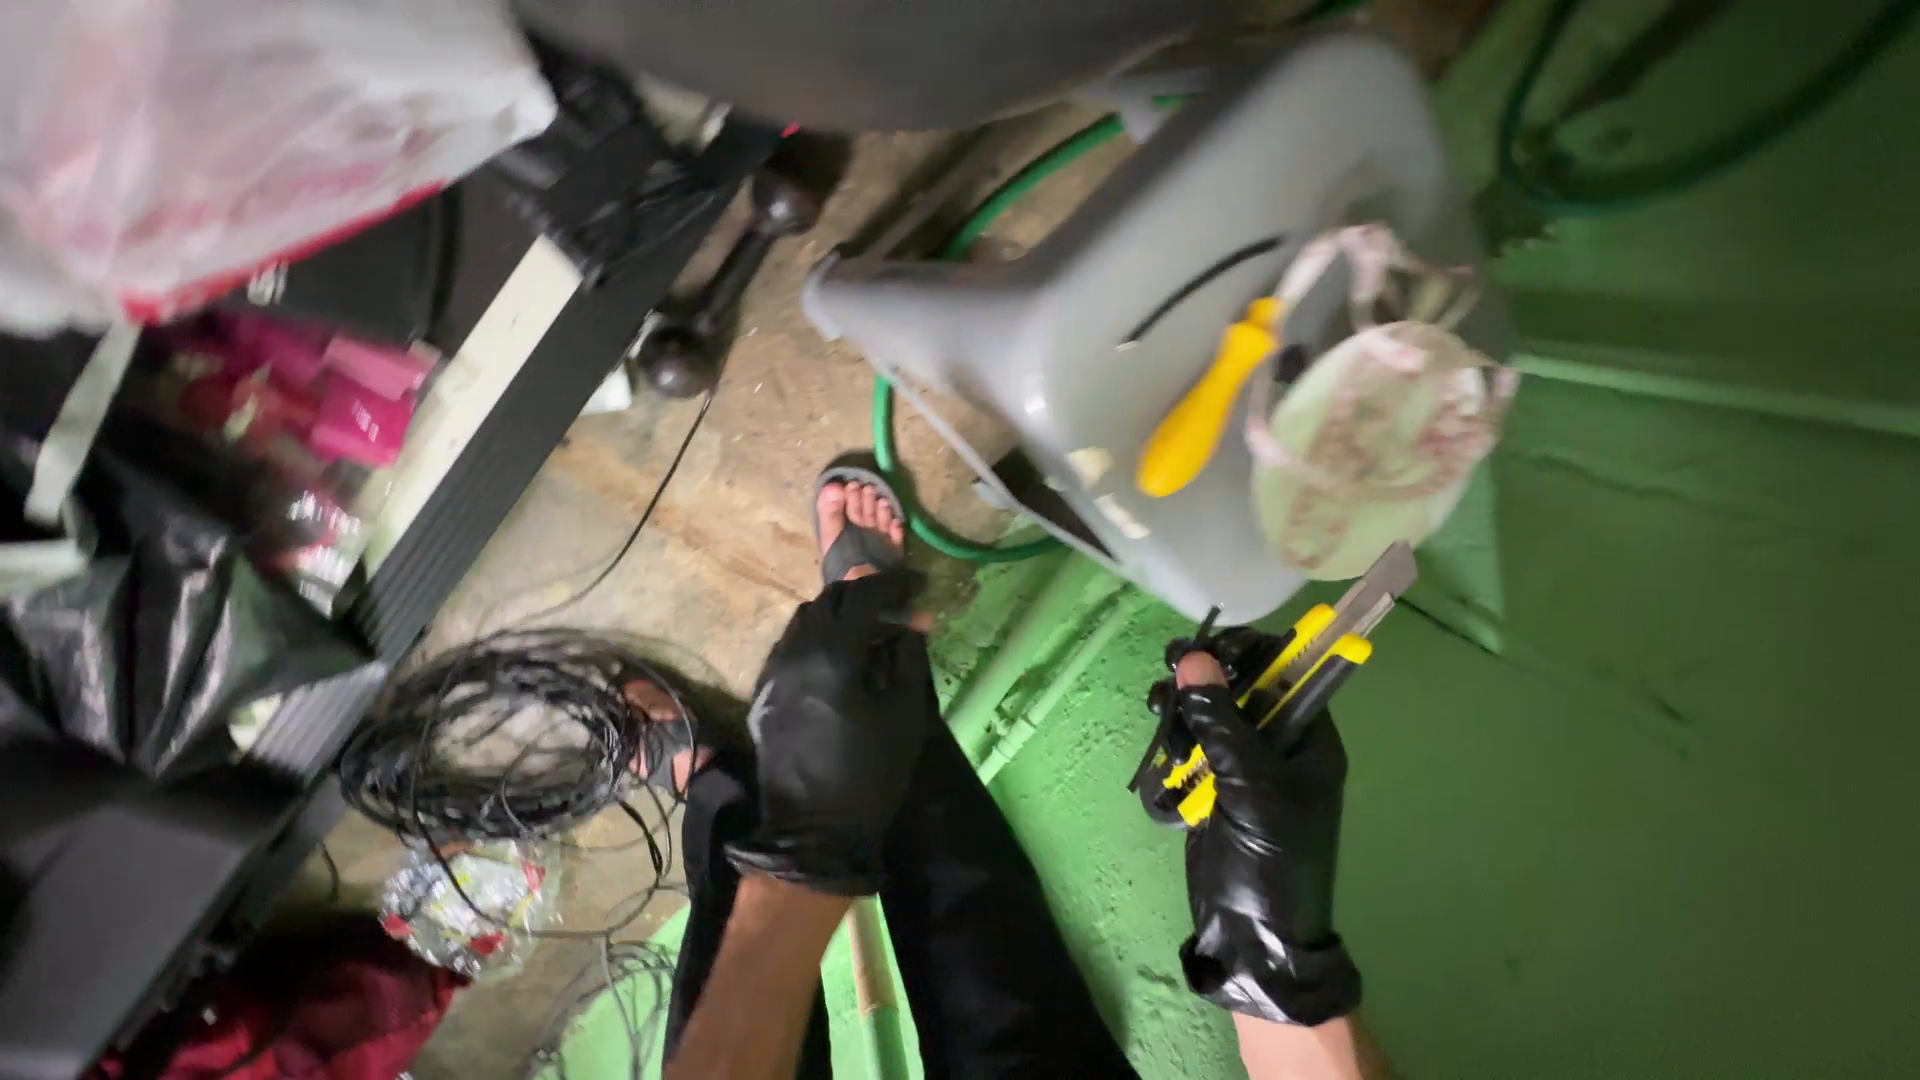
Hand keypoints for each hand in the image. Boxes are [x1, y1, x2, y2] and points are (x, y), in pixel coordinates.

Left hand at [727, 571, 932, 894]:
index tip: (918, 587)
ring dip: (838, 614)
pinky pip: (790, 646)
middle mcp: (795, 652)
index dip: (894, 586)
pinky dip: (817, 637)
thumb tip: (913, 624)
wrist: (813, 832)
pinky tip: (839, 658)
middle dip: (865, 595)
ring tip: (869, 629)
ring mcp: (773, 672)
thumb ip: (908, 659)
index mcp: (833, 654)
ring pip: (804, 620)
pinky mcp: (764, 693)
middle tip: (897, 607)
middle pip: (829, 600)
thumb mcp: (904, 715)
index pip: (863, 596)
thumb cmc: (870, 774)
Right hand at [1175, 651, 1360, 1025]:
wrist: (1252, 934)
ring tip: (1159, 707)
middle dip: (1205, 670)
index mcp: (1306, 737)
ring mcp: (1241, 761)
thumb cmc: (1269, 858)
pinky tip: (1163, 735)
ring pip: (1208, 706)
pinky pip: (1191, 737)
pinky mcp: (1212, 780)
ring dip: (1182, 700)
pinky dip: (1174, 730)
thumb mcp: (1251, 785)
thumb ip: (1221, 720)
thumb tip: (1194, 658)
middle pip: (1240, 681)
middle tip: (1170, 664)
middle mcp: (1275, 741)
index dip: (1249, 648)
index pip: (1286, 668)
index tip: (1209, 648)